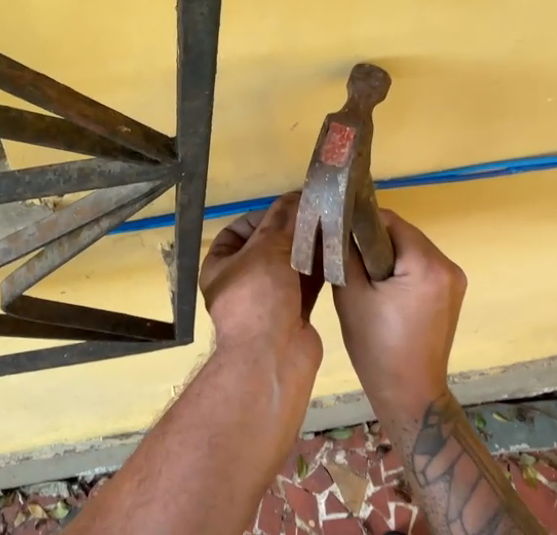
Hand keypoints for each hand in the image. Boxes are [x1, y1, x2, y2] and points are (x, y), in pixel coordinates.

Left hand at [198, 192, 324, 371]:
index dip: (263, 216)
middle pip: (268, 247)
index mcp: (221, 266)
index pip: (239, 231)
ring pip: (289, 265)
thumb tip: (297, 196)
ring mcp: (267, 299)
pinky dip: (318, 269)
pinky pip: (305, 284)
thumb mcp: (266, 250)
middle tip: (317, 215)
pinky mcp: (292, 313)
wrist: (273, 359)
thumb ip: (283, 222)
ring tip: (331, 228)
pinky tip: (336, 253)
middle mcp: (241, 281)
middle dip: (291, 232)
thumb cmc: (258, 298)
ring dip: (308, 248)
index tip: (289, 208)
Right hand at [331, 210, 465, 421]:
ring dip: (387, 256)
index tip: (340, 241)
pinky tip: (385, 292)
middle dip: (374, 242)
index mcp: (426, 264)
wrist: (408, 393)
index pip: (388, 220)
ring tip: (366, 281)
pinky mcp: (452, 293)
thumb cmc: (375, 344)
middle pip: (402, 233)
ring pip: (410, 248)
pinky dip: (401, 269)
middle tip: (350, 263)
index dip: (360, 226)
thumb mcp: (351, 293)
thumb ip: (346, 251)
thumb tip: (338, 223)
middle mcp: (448, 266)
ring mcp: (455, 280)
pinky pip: (421, 265)